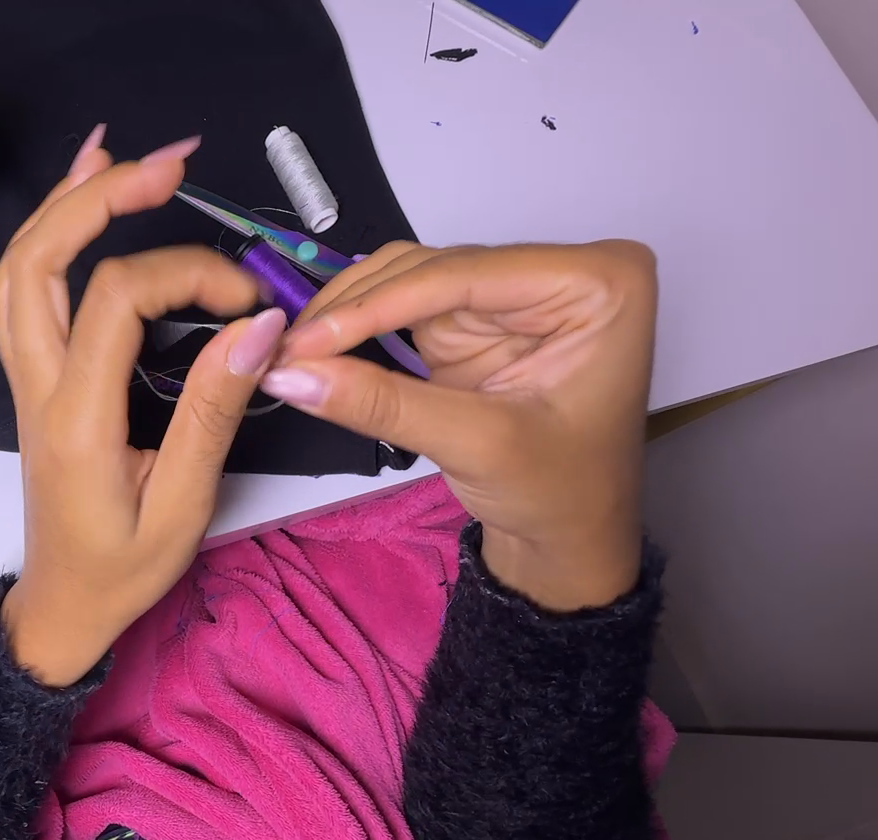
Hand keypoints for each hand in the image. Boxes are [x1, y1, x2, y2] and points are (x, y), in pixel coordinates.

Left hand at [0, 129, 287, 685]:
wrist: (63, 605)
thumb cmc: (123, 570)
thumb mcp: (184, 504)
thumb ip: (213, 411)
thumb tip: (260, 326)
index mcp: (78, 420)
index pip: (116, 300)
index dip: (186, 273)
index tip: (246, 298)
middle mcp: (39, 390)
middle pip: (37, 262)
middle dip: (97, 197)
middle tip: (169, 164)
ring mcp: (26, 387)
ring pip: (16, 273)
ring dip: (60, 207)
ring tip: (116, 156)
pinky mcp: (32, 388)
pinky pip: (20, 299)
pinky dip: (44, 244)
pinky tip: (76, 211)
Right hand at [263, 241, 657, 610]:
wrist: (565, 534)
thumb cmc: (557, 490)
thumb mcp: (475, 444)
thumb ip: (382, 404)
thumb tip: (288, 375)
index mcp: (594, 282)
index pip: (461, 274)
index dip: (372, 307)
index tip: (299, 343)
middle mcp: (550, 274)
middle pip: (428, 267)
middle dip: (351, 309)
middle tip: (284, 351)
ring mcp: (506, 299)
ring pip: (404, 282)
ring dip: (344, 315)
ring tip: (291, 353)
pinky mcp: (469, 326)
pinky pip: (398, 313)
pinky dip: (354, 332)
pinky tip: (318, 350)